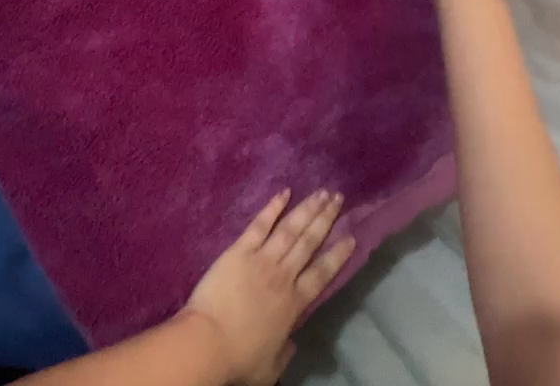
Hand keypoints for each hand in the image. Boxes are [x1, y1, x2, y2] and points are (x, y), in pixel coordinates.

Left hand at [184, 190, 355, 385]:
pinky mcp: (239, 250)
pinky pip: (259, 224)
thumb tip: (292, 342)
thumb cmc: (239, 359)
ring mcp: (261, 259)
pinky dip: (273, 207)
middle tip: (338, 197)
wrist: (208, 343)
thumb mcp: (271, 366)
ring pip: (290, 229)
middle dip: (325, 218)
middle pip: (309, 242)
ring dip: (307, 209)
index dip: (338, 254)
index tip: (351, 235)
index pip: (322, 273)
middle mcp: (283, 276)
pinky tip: (284, 192)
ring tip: (322, 192)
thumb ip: (285, 350)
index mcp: (294, 304)